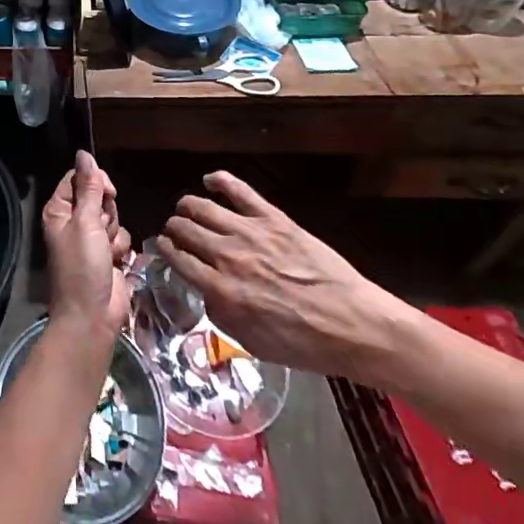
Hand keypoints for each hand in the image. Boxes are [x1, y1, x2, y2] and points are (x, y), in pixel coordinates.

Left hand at [44, 151, 132, 337]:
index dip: (95, 181)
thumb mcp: (85, 223)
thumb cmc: (82, 266)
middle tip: (100, 230)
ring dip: (114, 234)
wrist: (92, 314)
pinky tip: (115, 263)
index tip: (106, 192)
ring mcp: (91, 238)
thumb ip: (88, 188)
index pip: (77, 178)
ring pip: (114, 218)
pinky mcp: (108, 253)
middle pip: (99, 197)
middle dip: (107, 213)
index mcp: (58, 210)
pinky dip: (121, 250)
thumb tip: (83, 154)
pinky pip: (122, 238)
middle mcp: (73, 221)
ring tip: (106, 252)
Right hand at [157, 171, 422, 383]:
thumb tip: (204, 290)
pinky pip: (239, 190)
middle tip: (178, 233)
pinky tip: (210, 180)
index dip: (165, 251)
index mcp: (222, 290)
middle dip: (173, 229)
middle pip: (183, 229)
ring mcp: (251, 233)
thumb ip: (219, 314)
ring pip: (200, 206)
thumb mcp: (252, 342)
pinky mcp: (275, 220)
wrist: (358, 328)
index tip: (164, 249)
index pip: (177, 258)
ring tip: (189, 211)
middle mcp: (229, 257)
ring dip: (187, 208)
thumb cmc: (305, 343)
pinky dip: (220, 180)